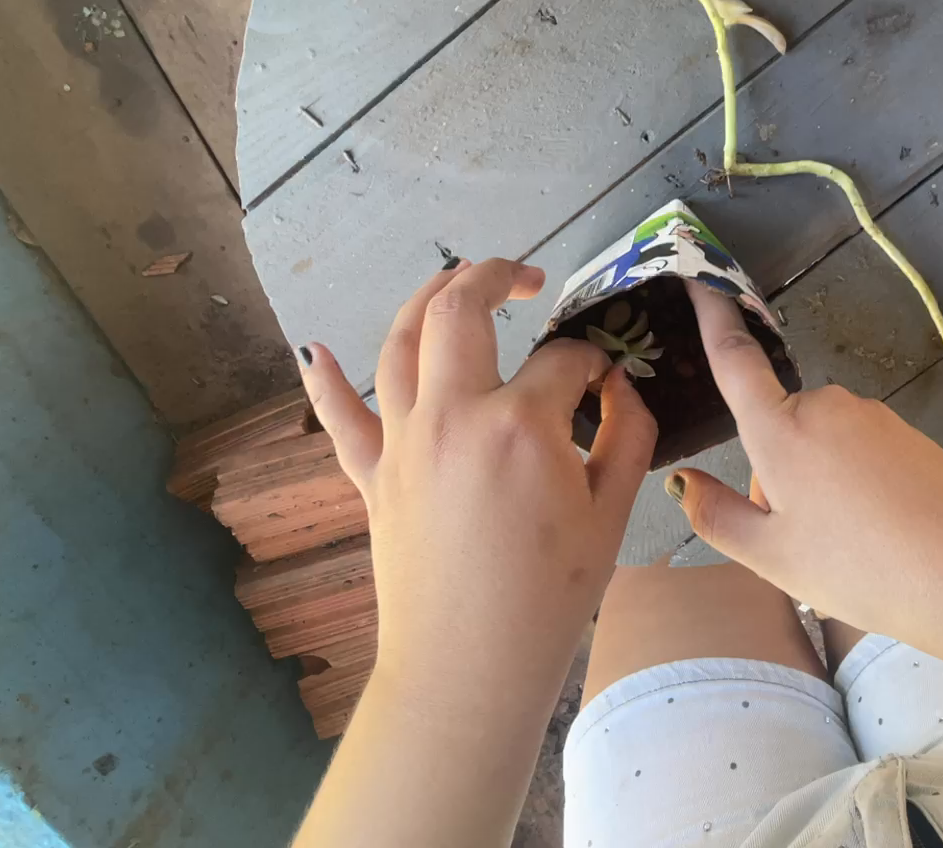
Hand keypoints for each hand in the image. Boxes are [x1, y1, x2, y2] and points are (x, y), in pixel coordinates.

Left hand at [297, 259, 657, 663]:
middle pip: (461, 310)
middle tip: (527, 277)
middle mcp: (452, 413)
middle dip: (496, 276)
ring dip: (426, 297)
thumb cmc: (552, 592)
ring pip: (400, 343)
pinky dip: (324, 379)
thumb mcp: (613, 508)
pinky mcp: (374, 475)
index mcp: (520, 423)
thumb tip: (618, 385)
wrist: (471, 667)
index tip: (607, 382)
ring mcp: (404, 441)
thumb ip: (629, 430)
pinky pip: (340, 418)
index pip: (564, 360)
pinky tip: (313, 348)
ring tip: (455, 278)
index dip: (594, 363)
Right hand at [669, 280, 942, 643]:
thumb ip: (716, 515)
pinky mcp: (903, 429)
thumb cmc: (860, 566)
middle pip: (779, 424)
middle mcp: (824, 404)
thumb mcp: (772, 556)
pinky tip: (878, 528)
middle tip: (799, 533)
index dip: (713, 314)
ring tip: (847, 540)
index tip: (700, 278)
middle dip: (776, 469)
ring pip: (818, 440)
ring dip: (814, 478)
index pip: (735, 358)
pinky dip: (852, 479)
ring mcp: (869, 413)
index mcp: (781, 429)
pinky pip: (856, 446)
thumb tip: (683, 481)